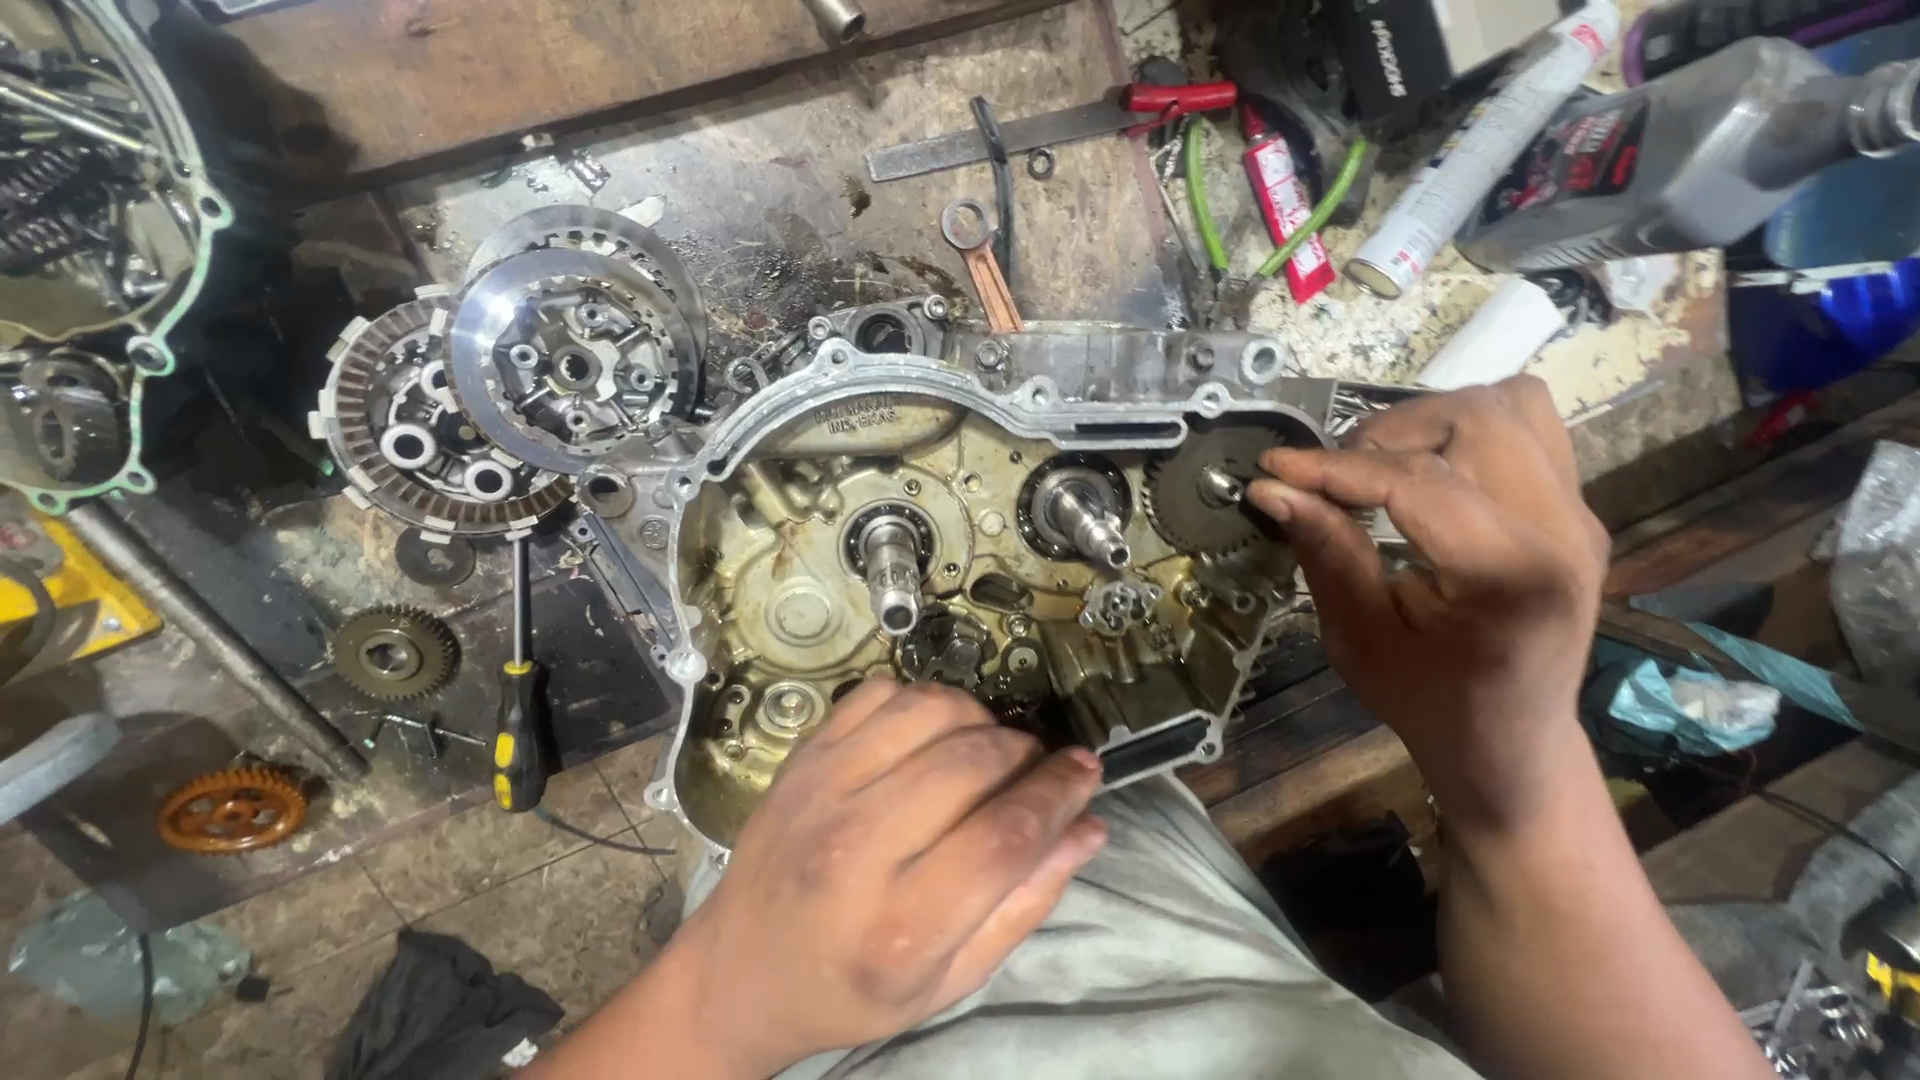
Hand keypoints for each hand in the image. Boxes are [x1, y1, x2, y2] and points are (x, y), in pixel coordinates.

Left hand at [662, 680, 1107, 1075]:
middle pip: (972, 763)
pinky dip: (924, 701)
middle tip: (1041, 768)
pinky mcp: (803, 754)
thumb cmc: (852, 987)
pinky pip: (880, 693)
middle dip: (1028, 755)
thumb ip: (1025, 905)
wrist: (741, 969)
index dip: (1059, 795)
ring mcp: (822, 788)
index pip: (1003, 836)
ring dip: (980, 720)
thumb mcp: (950, 980)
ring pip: (930, 712)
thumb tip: (1087, 826)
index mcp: (898, 928)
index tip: (1086, 773)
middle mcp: (855, 848)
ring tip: (989, 750)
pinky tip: (932, 735)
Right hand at [1248, 377, 1608, 829]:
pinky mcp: (1577, 510)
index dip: (1334, 467)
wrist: (1511, 743)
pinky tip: (1427, 470)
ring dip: (1432, 421)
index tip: (1273, 466)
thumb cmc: (1428, 701)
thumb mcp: (1359, 637)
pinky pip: (1530, 429)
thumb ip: (1325, 551)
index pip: (1417, 482)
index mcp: (1510, 573)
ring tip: (1382, 464)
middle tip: (1336, 474)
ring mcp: (1580, 513)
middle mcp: (1563, 529)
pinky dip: (1467, 430)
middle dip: (1388, 432)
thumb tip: (1271, 487)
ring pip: (1512, 406)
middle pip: (1476, 419)